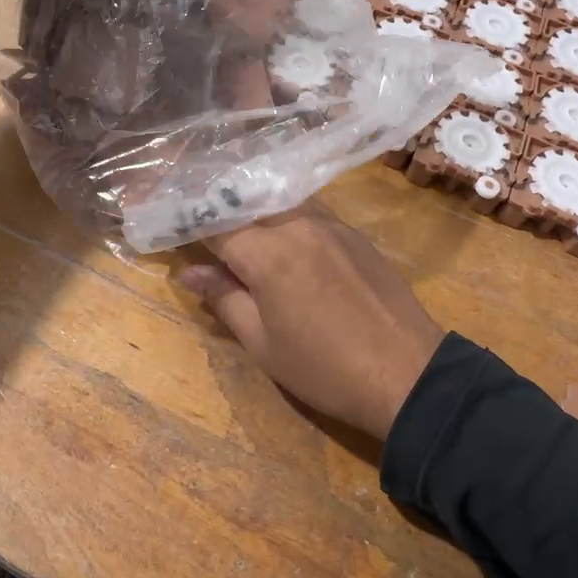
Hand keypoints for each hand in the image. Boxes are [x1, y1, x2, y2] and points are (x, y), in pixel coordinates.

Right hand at [178, 204, 446, 440]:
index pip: (215, 224)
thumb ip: (224, 298)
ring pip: (278, 202)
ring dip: (253, 211)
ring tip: (235, 228)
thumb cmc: (326, 369)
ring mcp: (330, 224)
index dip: (188, 224)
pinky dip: (284, 218)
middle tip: (197, 224)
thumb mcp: (263, 344)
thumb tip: (189, 272)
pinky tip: (280, 238)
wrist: (409, 375)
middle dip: (218, 211)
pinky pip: (308, 212)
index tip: (168, 225)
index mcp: (268, 253)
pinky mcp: (354, 233)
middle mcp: (297, 224)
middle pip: (246, 204)